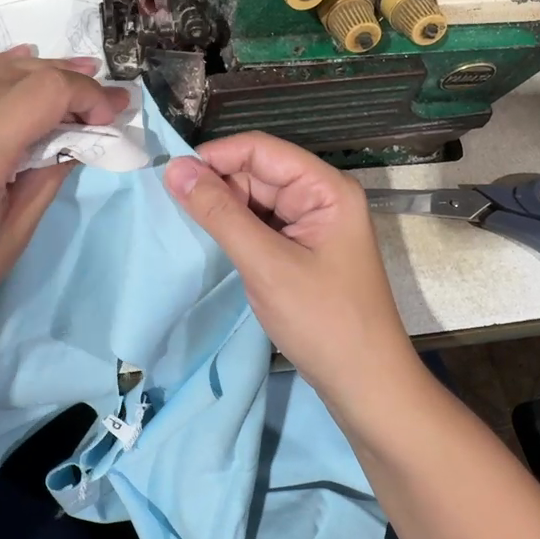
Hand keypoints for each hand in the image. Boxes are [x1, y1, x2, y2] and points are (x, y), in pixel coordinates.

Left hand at [0, 46, 129, 371]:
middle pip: (16, 74)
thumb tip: (73, 143)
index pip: (44, 93)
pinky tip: (11, 67)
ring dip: (29, 68)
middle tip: (105, 94)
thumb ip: (45, 178)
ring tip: (70, 72)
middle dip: (67, 80)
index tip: (116, 114)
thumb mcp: (8, 239)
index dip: (88, 96)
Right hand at [165, 133, 416, 398]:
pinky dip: (234, 229)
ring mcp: (311, 224)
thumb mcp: (266, 265)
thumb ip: (219, 213)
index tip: (172, 175)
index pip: (261, 150)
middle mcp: (320, 196)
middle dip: (216, 184)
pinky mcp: (301, 249)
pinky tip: (211, 241)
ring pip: (253, 199)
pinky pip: (259, 224)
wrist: (367, 389)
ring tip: (186, 224)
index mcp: (325, 188)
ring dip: (222, 208)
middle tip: (172, 206)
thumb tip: (174, 169)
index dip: (216, 156)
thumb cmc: (324, 322)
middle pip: (256, 172)